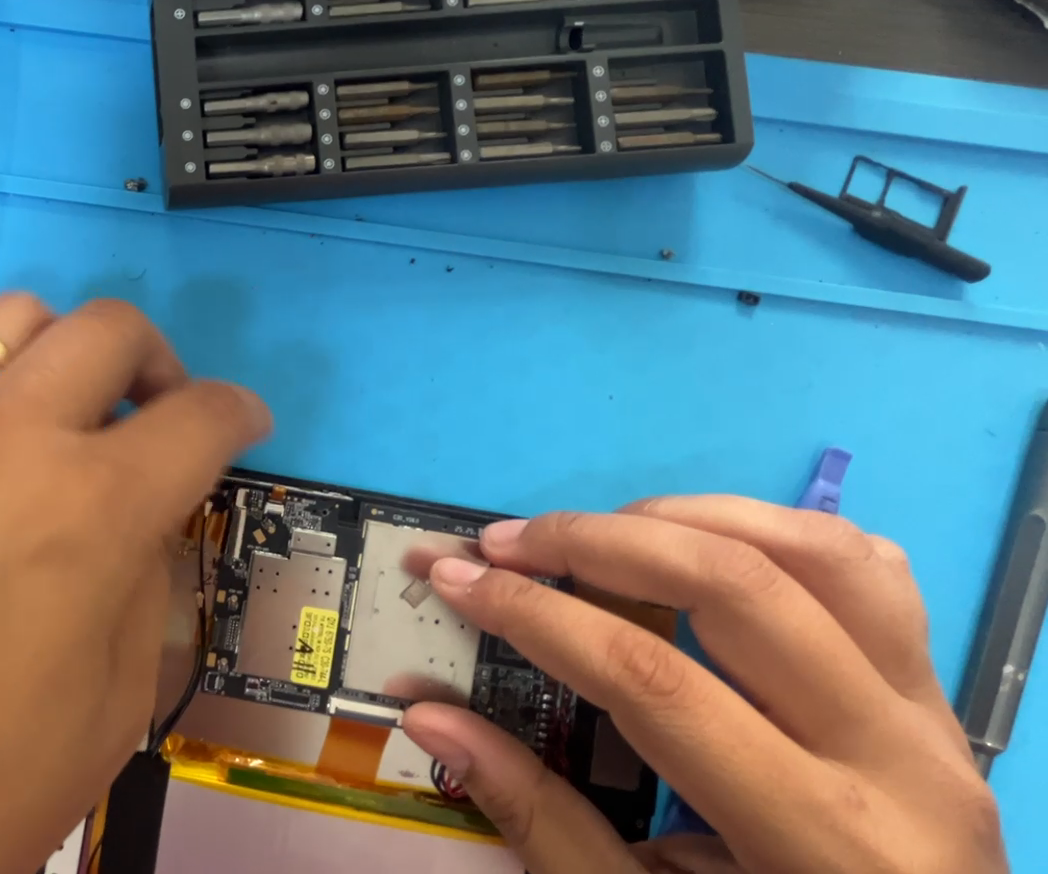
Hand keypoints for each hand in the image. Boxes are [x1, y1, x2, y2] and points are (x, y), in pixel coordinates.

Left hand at [0, 293, 269, 873]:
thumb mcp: (110, 704)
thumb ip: (141, 580)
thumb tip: (141, 518)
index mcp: (89, 506)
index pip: (197, 418)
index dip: (238, 412)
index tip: (244, 421)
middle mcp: (4, 436)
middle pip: (109, 329)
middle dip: (158, 361)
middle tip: (155, 415)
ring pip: (11, 320)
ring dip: (63, 353)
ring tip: (59, 417)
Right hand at [398, 496, 1007, 873]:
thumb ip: (536, 815)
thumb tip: (427, 716)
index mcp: (825, 839)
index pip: (650, 678)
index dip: (534, 615)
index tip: (451, 577)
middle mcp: (899, 760)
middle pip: (731, 586)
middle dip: (590, 542)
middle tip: (502, 543)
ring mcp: (930, 717)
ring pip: (812, 552)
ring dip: (678, 519)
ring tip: (590, 533)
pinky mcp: (930, 694)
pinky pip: (864, 569)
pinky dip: (764, 529)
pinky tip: (688, 544)